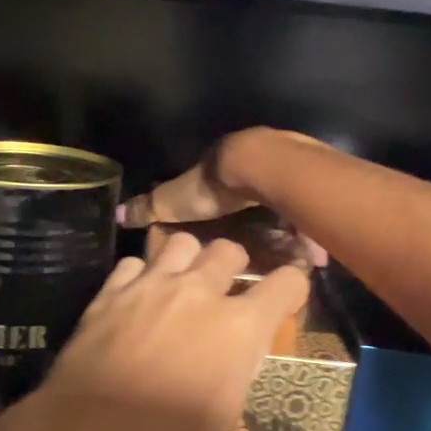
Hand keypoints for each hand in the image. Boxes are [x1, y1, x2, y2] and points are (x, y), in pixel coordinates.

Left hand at [0, 232, 311, 430]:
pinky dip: (139, 272)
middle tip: (230, 292)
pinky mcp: (108, 293)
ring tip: (185, 283)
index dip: (292, 286)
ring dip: (188, 257)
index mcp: (240, 330)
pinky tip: (137, 297)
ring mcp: (150, 287)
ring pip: (180, 242)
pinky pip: (131, 262)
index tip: (289, 297)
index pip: (285, 284)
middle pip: (229, 248)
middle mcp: (200, 295)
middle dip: (235, 264)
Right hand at [117, 127, 328, 264]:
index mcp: (223, 167)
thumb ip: (152, 207)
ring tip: (284, 263)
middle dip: (255, 225)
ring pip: (284, 210)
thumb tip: (120, 214)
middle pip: (254, 200)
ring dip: (285, 233)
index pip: (216, 191)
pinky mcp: (310, 190)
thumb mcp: (175, 200)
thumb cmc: (214, 187)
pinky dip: (308, 239)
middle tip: (255, 255)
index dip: (216, 214)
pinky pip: (308, 218)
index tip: (217, 240)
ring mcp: (285, 177)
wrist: (263, 168)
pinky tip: (310, 260)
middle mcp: (256, 168)